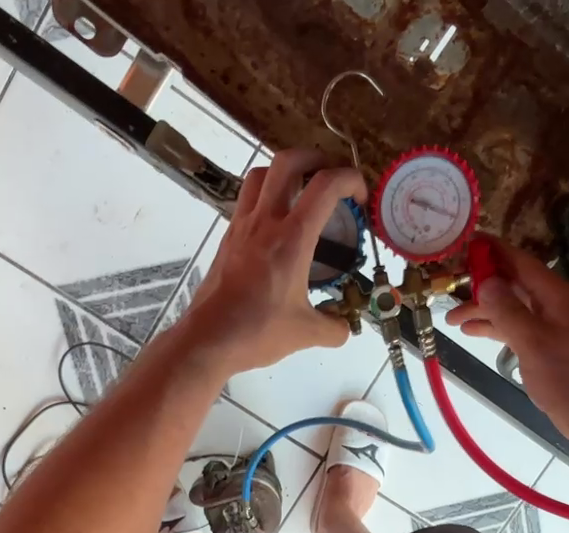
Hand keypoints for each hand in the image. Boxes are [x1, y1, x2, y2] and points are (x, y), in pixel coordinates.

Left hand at [169, 148, 368, 373]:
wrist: (208, 338)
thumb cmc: (257, 331)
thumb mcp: (305, 334)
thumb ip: (333, 328)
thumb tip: (344, 327)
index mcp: (291, 239)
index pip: (325, 186)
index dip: (350, 179)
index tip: (360, 196)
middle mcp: (265, 222)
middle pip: (288, 161)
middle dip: (316, 157)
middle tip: (331, 175)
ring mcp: (241, 227)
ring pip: (261, 174)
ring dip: (285, 171)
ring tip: (301, 190)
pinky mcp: (228, 238)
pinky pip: (247, 200)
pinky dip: (265, 195)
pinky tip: (276, 222)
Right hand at [446, 236, 568, 443]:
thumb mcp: (534, 342)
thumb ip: (508, 311)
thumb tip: (487, 281)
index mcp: (556, 297)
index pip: (522, 263)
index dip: (495, 252)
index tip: (467, 243)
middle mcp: (554, 307)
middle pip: (514, 285)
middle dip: (482, 285)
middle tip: (450, 287)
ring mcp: (551, 328)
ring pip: (512, 309)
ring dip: (484, 311)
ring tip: (452, 318)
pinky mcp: (546, 349)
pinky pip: (516, 329)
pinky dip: (495, 328)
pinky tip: (474, 332)